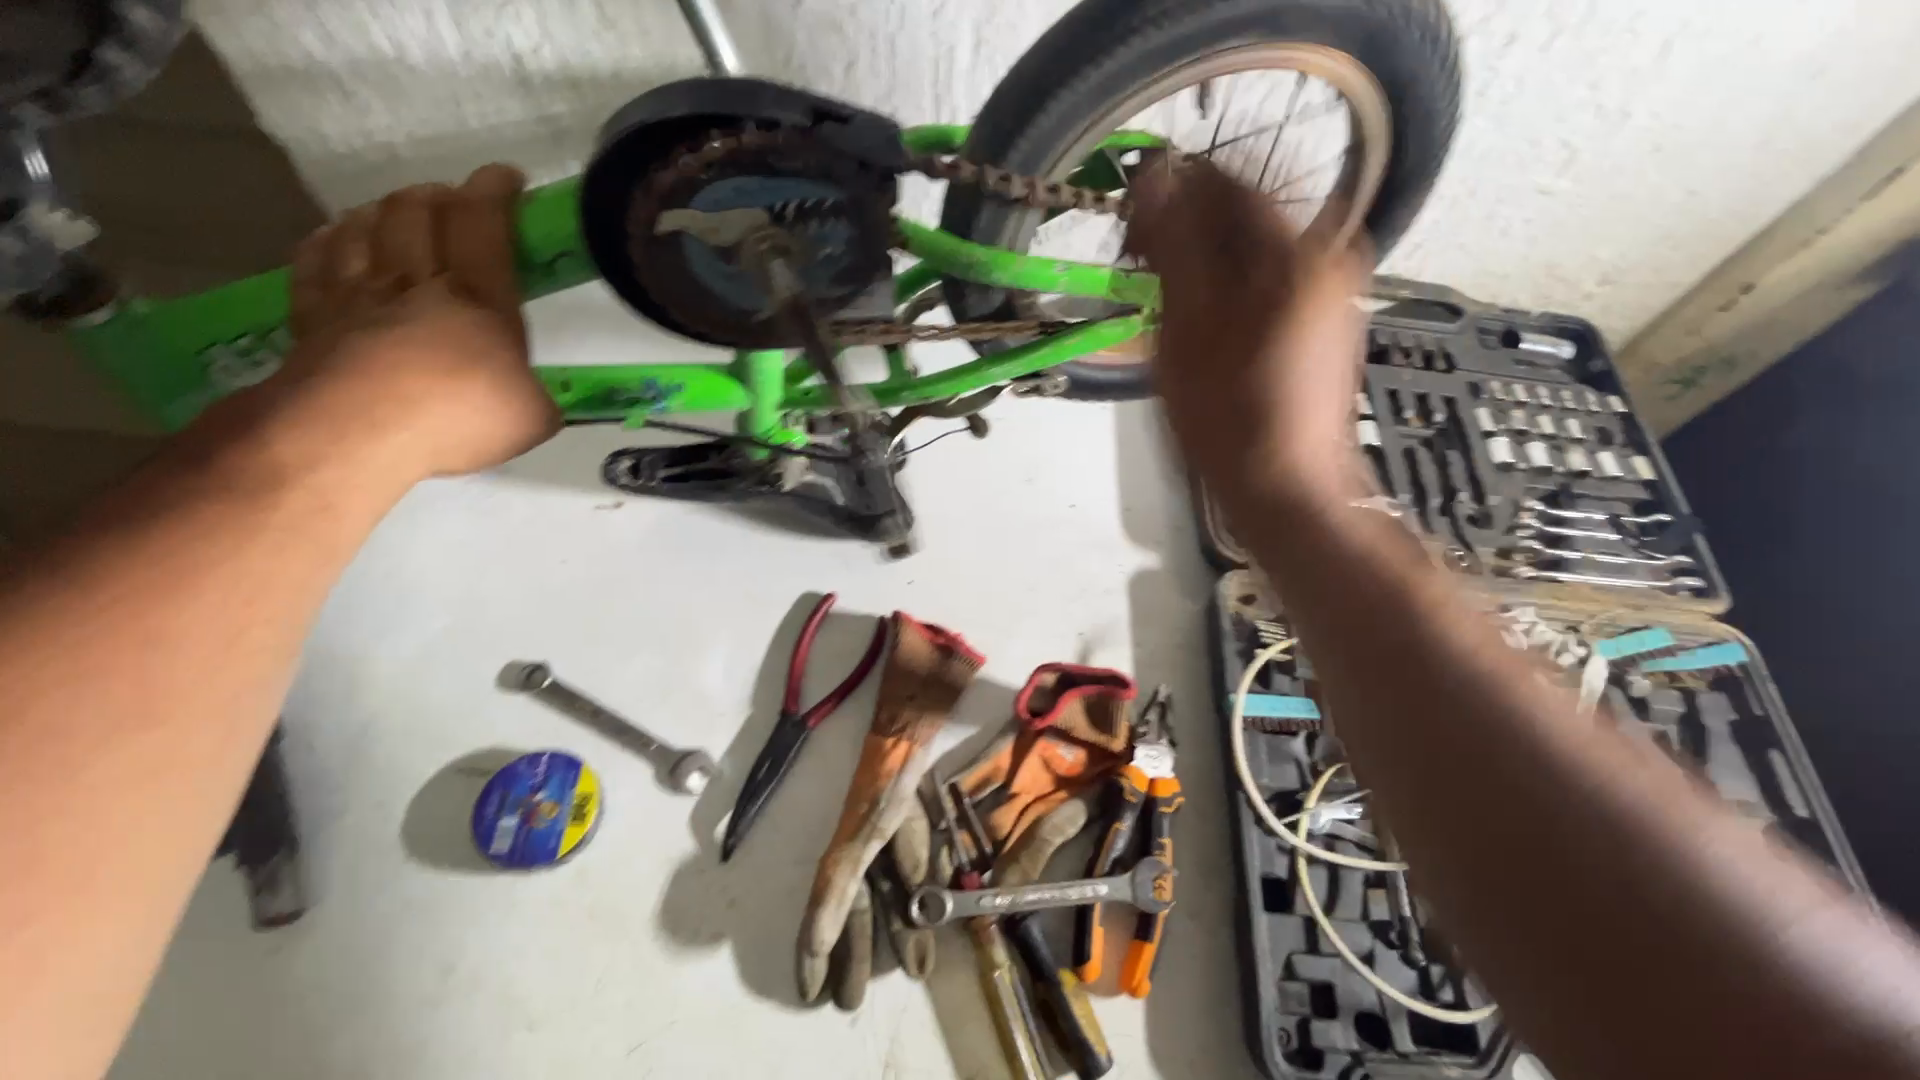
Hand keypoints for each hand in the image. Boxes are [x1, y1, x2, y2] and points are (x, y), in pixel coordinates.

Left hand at [269, 164, 559, 481]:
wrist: (354, 435)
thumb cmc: (456, 419)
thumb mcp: (532, 418)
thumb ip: (535, 396)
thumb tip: (527, 396)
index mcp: (479, 299)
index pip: (484, 224)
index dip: (495, 192)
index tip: (507, 178)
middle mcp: (415, 281)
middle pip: (417, 212)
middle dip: (439, 195)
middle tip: (455, 200)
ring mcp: (356, 295)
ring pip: (364, 226)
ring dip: (384, 210)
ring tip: (397, 213)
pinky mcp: (314, 317)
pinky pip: (315, 261)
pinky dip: (329, 241)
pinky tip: (336, 237)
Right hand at [1127, 157, 1373, 506]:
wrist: (1287, 489)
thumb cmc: (1230, 414)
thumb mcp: (1189, 325)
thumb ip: (1174, 243)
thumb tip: (1152, 176)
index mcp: (1300, 250)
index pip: (1227, 184)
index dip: (1169, 191)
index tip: (1124, 220)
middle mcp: (1327, 256)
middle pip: (1243, 214)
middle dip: (1183, 227)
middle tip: (1134, 262)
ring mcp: (1329, 291)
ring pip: (1251, 249)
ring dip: (1199, 257)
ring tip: (1157, 291)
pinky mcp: (1320, 322)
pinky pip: (1266, 281)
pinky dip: (1225, 285)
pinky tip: (1194, 316)